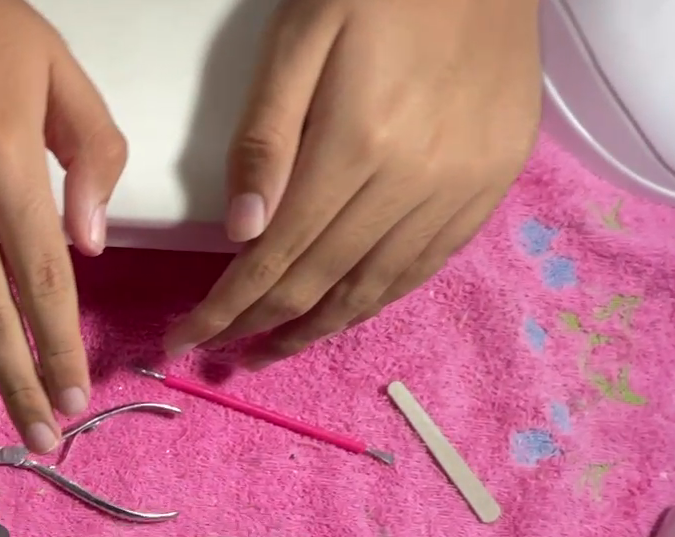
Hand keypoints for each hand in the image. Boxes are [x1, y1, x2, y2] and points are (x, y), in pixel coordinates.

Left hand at [164, 0, 541, 367]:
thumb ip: (264, 142)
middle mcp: (414, 181)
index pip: (269, 263)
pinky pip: (421, 268)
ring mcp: (462, 186)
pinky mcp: (493, 181)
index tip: (181, 342)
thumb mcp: (297, 45)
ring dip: (310, 332)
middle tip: (217, 351)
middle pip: (313, 286)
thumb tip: (241, 235)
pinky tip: (335, 317)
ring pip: (369, 292)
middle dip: (254, 328)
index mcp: (356, 148)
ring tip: (266, 353)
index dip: (220, 312)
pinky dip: (369, 303)